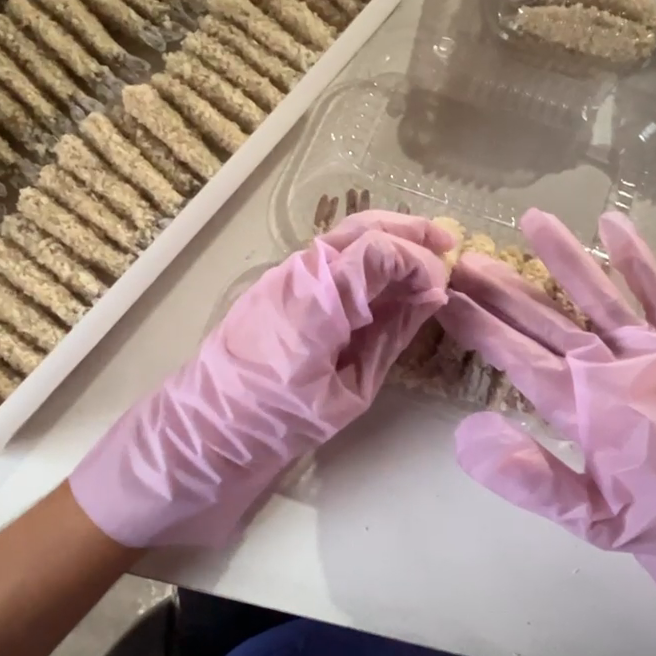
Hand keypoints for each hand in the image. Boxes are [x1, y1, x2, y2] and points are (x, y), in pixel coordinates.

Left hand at [70, 211, 456, 547]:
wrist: (207, 427)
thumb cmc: (278, 421)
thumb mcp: (349, 391)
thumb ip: (390, 337)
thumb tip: (428, 299)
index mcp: (318, 302)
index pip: (378, 251)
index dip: (418, 260)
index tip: (442, 285)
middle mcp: (299, 274)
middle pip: (361, 227)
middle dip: (409, 230)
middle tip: (447, 244)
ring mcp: (284, 274)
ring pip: (343, 235)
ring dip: (387, 237)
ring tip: (425, 254)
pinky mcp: (277, 284)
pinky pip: (329, 255)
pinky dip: (364, 254)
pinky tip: (386, 275)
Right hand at [436, 209, 655, 650]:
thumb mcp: (591, 518)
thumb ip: (532, 479)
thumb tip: (467, 435)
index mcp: (588, 412)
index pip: (519, 358)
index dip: (480, 327)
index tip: (445, 298)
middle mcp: (617, 373)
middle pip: (550, 321)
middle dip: (504, 289)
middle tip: (462, 257)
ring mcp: (654, 357)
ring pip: (600, 298)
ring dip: (566, 259)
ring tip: (532, 219)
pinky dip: (641, 264)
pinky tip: (615, 225)